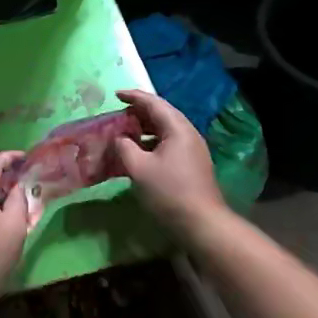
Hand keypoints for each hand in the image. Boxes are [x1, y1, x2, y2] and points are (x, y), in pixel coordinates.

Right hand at [114, 89, 228, 235]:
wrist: (201, 222)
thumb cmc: (168, 191)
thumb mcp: (139, 168)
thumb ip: (125, 147)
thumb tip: (119, 138)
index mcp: (178, 128)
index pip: (154, 103)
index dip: (134, 97)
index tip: (115, 95)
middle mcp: (188, 133)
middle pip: (162, 115)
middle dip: (139, 113)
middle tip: (118, 115)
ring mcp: (192, 150)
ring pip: (165, 131)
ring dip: (145, 130)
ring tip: (125, 134)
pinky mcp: (192, 164)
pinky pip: (169, 145)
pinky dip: (152, 144)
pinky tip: (139, 155)